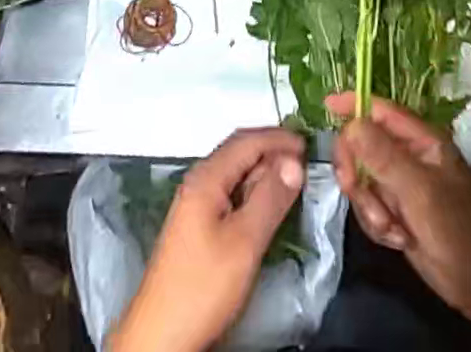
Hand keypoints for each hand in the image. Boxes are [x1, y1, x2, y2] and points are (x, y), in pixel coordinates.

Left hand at [108, 128, 305, 351]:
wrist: (161, 332)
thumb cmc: (203, 285)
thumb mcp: (244, 241)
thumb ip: (269, 199)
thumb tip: (294, 162)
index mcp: (206, 178)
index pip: (245, 141)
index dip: (277, 138)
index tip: (308, 144)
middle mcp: (198, 182)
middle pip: (238, 152)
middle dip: (271, 149)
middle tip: (304, 158)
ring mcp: (196, 203)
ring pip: (235, 173)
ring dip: (263, 169)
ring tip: (293, 178)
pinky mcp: (198, 224)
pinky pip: (230, 192)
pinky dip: (253, 189)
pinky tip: (267, 203)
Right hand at [326, 93, 470, 341]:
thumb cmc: (458, 232)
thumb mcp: (419, 192)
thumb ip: (384, 157)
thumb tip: (351, 123)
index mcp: (422, 141)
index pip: (381, 110)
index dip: (353, 104)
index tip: (325, 106)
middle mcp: (408, 156)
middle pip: (361, 144)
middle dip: (356, 171)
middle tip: (354, 189)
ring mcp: (400, 183)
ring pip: (360, 178)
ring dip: (368, 205)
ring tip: (391, 227)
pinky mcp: (394, 209)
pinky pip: (366, 204)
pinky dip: (375, 222)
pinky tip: (397, 239)